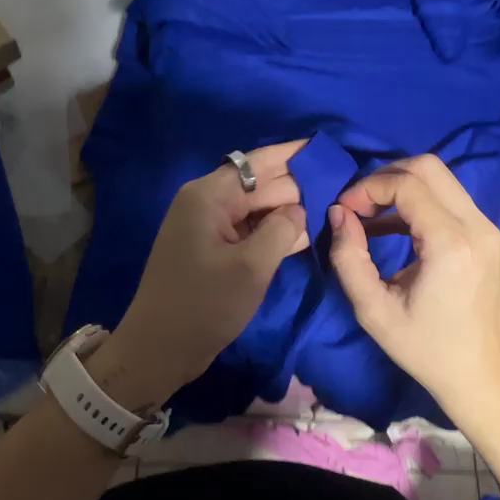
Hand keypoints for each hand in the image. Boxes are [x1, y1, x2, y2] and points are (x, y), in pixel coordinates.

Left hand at [91, 141, 309, 409]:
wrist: (159, 350)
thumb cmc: (204, 304)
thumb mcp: (251, 267)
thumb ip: (282, 230)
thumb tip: (299, 209)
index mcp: (208, 195)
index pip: (258, 163)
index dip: (293, 155)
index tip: (327, 149)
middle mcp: (206, 202)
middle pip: (260, 184)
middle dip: (296, 186)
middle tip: (340, 188)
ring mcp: (207, 226)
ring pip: (256, 208)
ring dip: (288, 210)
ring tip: (331, 207)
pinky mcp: (212, 249)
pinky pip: (248, 229)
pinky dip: (272, 231)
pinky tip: (304, 235)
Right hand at [327, 155, 499, 414]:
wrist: (482, 376)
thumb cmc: (427, 350)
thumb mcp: (374, 311)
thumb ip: (349, 257)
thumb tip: (338, 213)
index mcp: (451, 244)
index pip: (407, 183)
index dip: (368, 187)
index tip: (344, 209)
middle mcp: (476, 226)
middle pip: (428, 166)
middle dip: (385, 176)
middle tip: (358, 205)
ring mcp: (488, 228)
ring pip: (441, 177)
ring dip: (401, 186)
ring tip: (370, 216)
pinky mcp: (488, 234)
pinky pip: (449, 197)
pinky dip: (418, 199)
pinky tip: (393, 226)